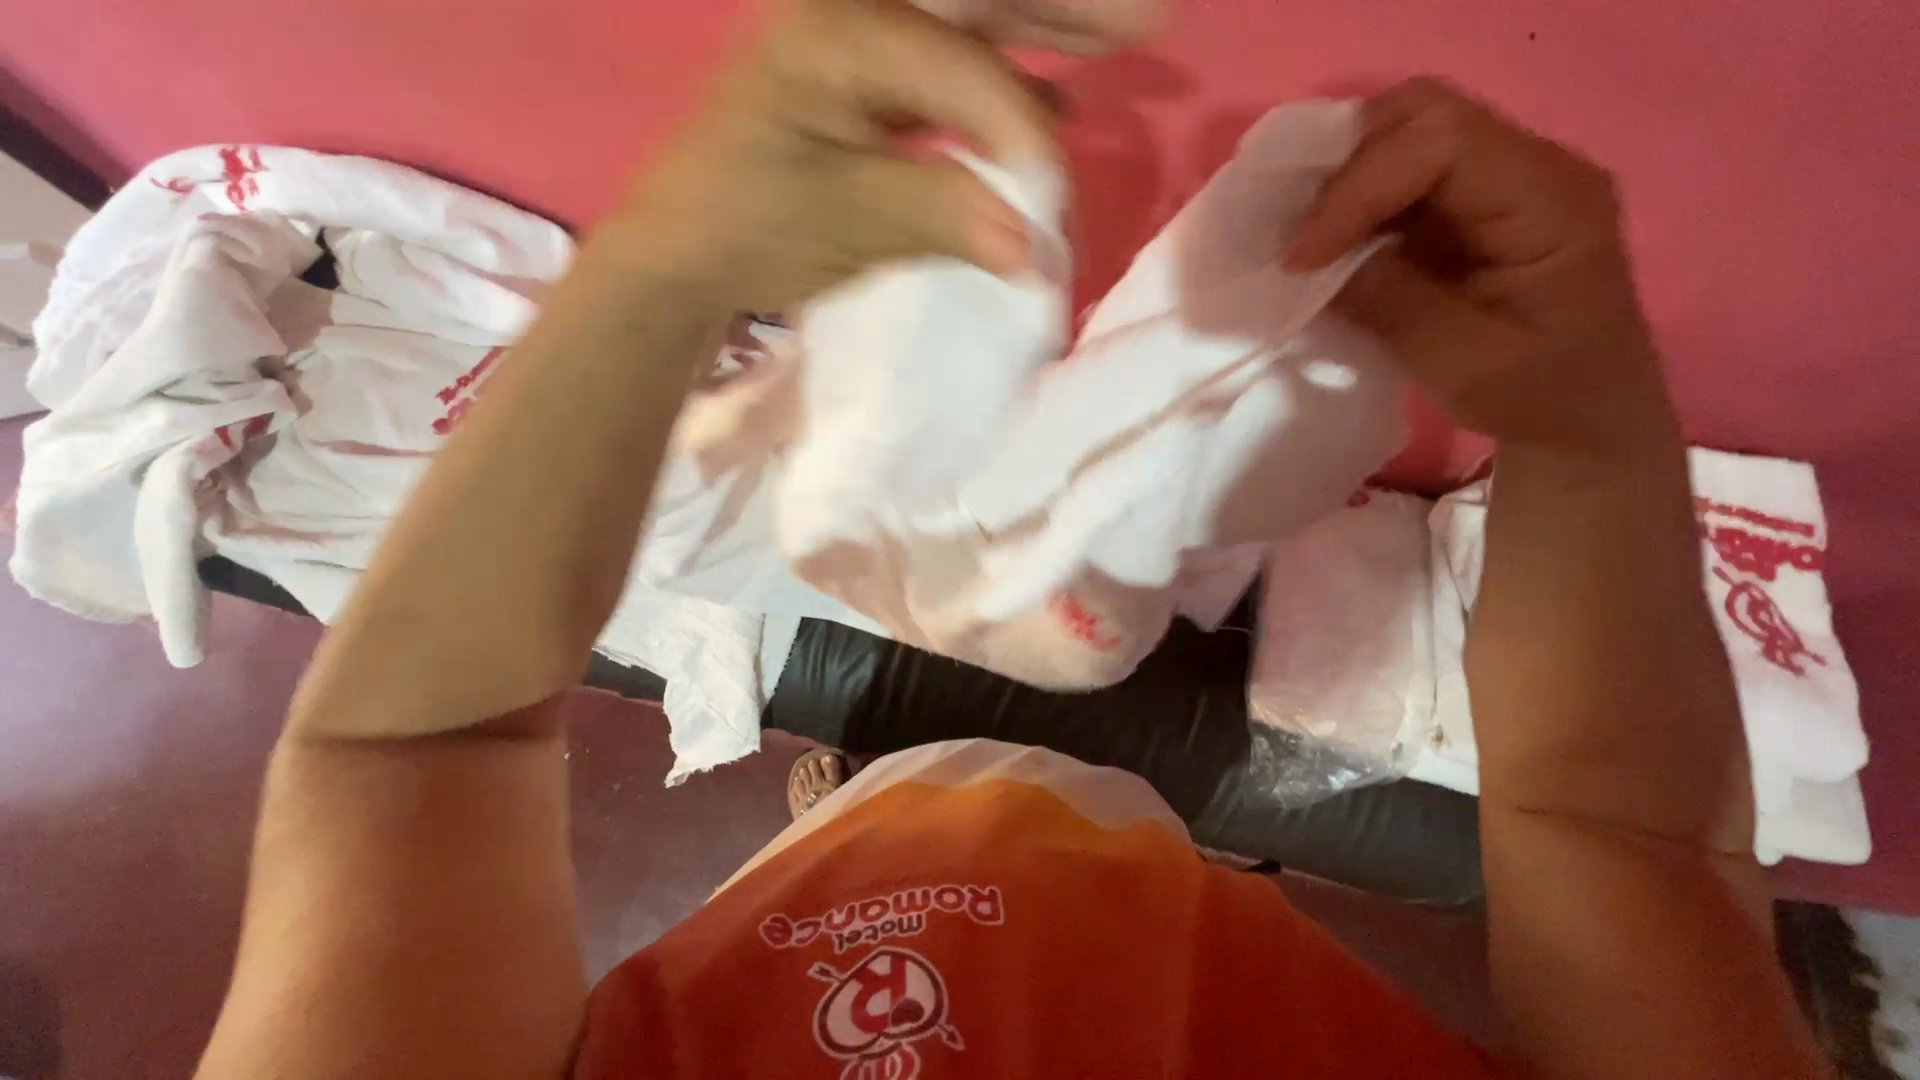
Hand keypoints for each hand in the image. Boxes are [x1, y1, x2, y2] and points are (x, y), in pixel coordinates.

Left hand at [607, 0, 1114, 314]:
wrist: (684, 250)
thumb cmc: (748, 228)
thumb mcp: (843, 220)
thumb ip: (942, 215)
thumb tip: (1034, 249)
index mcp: (837, 30)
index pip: (957, 64)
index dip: (1017, 125)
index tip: (1052, 198)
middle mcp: (852, 14)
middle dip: (1061, 7)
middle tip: (1150, 18)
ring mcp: (859, 42)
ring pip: (969, 19)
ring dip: (1045, 27)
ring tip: (1127, 32)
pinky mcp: (866, 81)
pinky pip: (950, 64)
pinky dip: (1003, 82)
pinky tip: (1054, 100)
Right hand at [1288, 78, 1677, 455]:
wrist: (1583, 413)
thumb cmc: (1539, 395)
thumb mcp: (1464, 364)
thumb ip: (1393, 306)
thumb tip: (1315, 265)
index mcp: (1550, 200)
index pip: (1442, 143)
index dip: (1358, 188)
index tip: (1302, 258)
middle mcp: (1528, 169)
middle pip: (1424, 114)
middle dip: (1344, 165)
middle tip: (1295, 232)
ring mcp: (1497, 183)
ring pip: (1405, 135)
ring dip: (1341, 179)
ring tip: (1302, 237)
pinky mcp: (1466, 208)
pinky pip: (1398, 177)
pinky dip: (1350, 202)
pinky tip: (1324, 243)